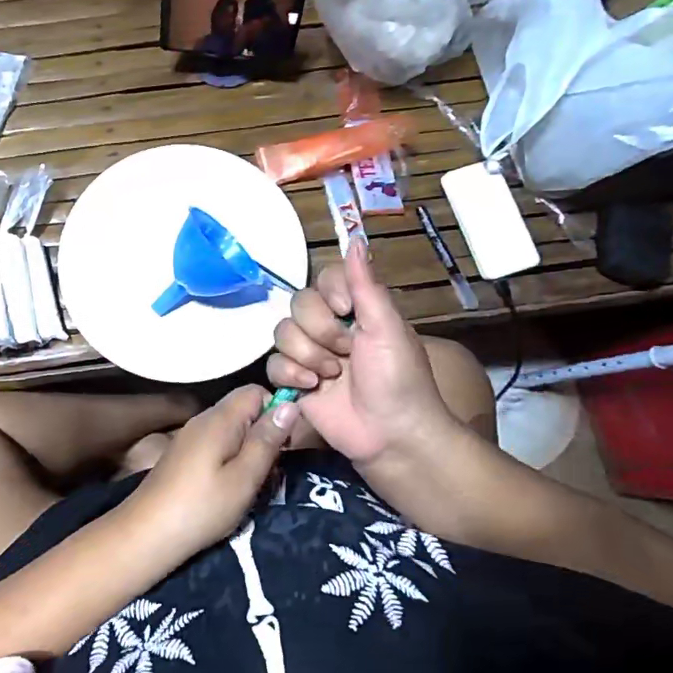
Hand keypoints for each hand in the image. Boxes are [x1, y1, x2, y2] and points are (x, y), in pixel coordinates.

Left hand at [129, 385, 295, 552]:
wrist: (146, 533)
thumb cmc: (201, 507)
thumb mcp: (244, 477)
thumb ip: (267, 440)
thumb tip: (290, 405)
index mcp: (218, 419)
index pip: (255, 391)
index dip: (276, 411)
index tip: (284, 445)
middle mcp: (202, 420)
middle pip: (243, 410)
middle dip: (264, 435)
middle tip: (270, 471)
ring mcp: (189, 438)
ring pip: (231, 431)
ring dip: (248, 452)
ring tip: (252, 485)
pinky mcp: (182, 456)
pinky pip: (216, 446)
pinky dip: (230, 461)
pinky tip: (229, 489)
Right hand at [267, 241, 457, 467]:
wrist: (390, 435)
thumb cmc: (399, 379)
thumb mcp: (388, 328)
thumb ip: (366, 285)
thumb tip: (356, 238)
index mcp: (356, 310)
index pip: (324, 279)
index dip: (329, 293)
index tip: (346, 309)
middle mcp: (330, 327)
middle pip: (298, 305)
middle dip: (320, 331)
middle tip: (346, 353)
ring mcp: (310, 355)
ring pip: (282, 334)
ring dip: (308, 356)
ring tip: (332, 376)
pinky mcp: (294, 382)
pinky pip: (273, 364)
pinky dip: (292, 375)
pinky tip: (313, 389)